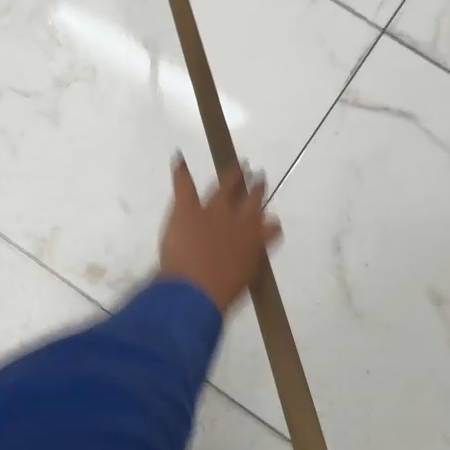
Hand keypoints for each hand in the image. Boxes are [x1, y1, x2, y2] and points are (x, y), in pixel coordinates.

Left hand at [158, 156, 281, 312]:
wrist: (196, 287)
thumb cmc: (220, 292)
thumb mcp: (245, 278)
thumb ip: (249, 261)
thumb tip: (250, 254)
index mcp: (256, 240)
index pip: (270, 227)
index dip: (270, 221)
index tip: (271, 218)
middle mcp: (240, 220)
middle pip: (252, 199)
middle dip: (256, 187)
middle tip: (259, 176)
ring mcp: (213, 210)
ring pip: (225, 186)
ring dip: (232, 175)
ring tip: (238, 166)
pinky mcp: (187, 208)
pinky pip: (184, 184)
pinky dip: (180, 171)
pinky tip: (179, 158)